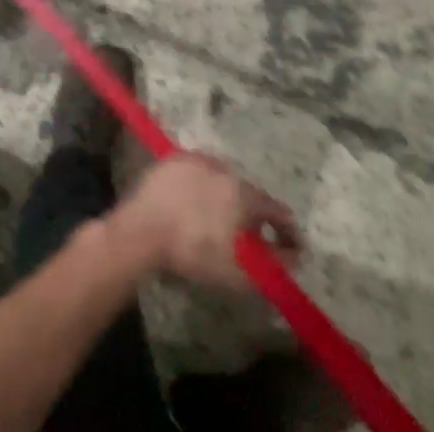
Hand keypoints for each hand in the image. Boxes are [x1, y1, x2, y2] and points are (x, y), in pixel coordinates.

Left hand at [108, 153, 301, 289]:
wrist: (139, 234)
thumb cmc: (191, 253)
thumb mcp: (242, 271)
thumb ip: (276, 265)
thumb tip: (294, 257)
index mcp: (242, 194)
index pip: (277, 211)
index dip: (287, 232)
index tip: (290, 249)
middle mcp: (221, 170)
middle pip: (248, 193)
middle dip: (253, 215)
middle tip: (250, 236)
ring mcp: (191, 162)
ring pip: (221, 180)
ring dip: (227, 198)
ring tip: (220, 220)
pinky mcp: (168, 162)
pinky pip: (195, 173)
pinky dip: (201, 186)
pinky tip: (195, 203)